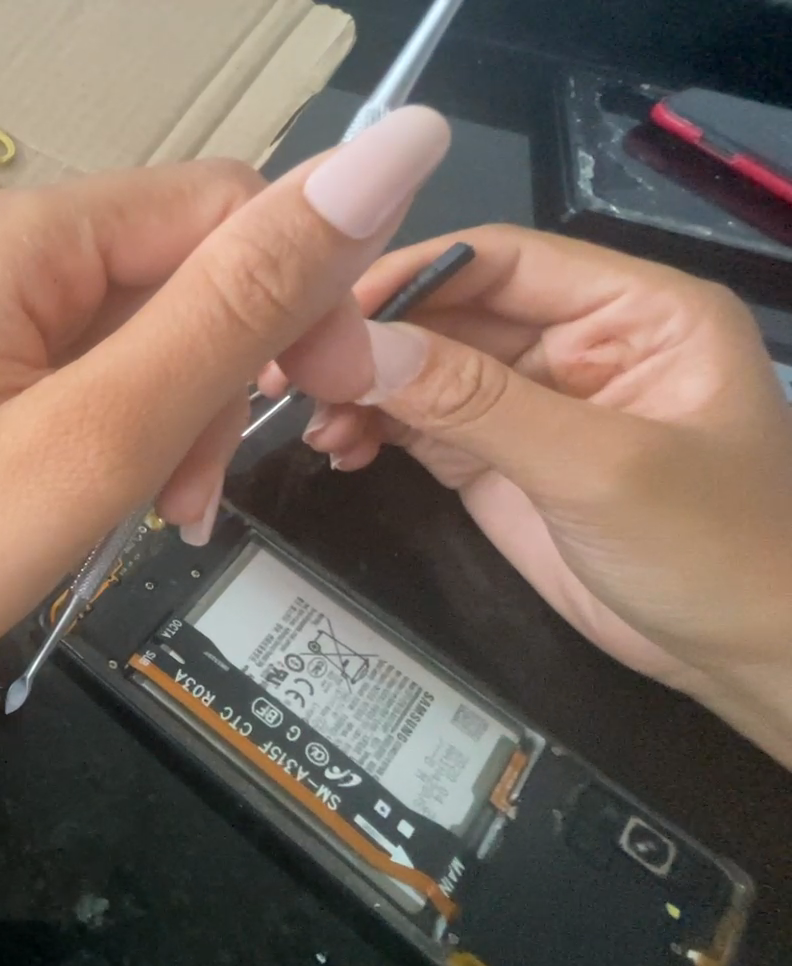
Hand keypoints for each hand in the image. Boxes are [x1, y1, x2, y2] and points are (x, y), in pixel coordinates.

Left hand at [0, 108, 452, 712]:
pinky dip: (114, 430)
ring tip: (161, 512)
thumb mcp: (104, 433)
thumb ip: (238, 303)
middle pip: (169, 274)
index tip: (328, 401)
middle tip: (197, 495)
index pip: (216, 208)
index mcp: (13, 238)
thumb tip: (398, 146)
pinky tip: (117, 497)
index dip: (293, 296)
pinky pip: (75, 371)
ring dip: (169, 418)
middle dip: (212, 381)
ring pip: (129, 332)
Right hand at [270, 225, 791, 763]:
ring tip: (323, 436)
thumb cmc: (708, 548)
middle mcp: (563, 342)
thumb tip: (355, 351)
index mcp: (626, 312)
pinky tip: (342, 455)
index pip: (494, 263)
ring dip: (355, 396)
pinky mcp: (477, 451)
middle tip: (287, 383)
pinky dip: (363, 432)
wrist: (730, 650)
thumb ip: (474, 402)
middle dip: (362, 349)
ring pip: (407, 370)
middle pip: (436, 316)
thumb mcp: (591, 466)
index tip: (318, 326)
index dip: (401, 281)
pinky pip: (402, 421)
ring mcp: (514, 400)